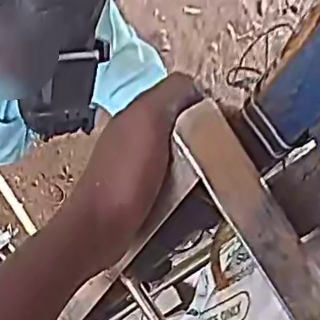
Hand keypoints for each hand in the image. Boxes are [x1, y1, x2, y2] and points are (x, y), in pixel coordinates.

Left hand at [54, 73, 201, 271]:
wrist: (99, 232)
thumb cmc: (122, 182)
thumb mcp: (150, 121)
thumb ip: (171, 94)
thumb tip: (193, 87)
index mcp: (136, 112)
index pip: (181, 95)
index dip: (203, 107)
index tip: (220, 125)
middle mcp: (133, 136)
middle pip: (180, 126)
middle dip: (200, 138)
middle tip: (214, 155)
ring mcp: (134, 167)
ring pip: (176, 156)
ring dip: (192, 166)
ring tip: (202, 179)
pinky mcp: (138, 195)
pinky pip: (169, 184)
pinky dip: (181, 190)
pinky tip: (185, 200)